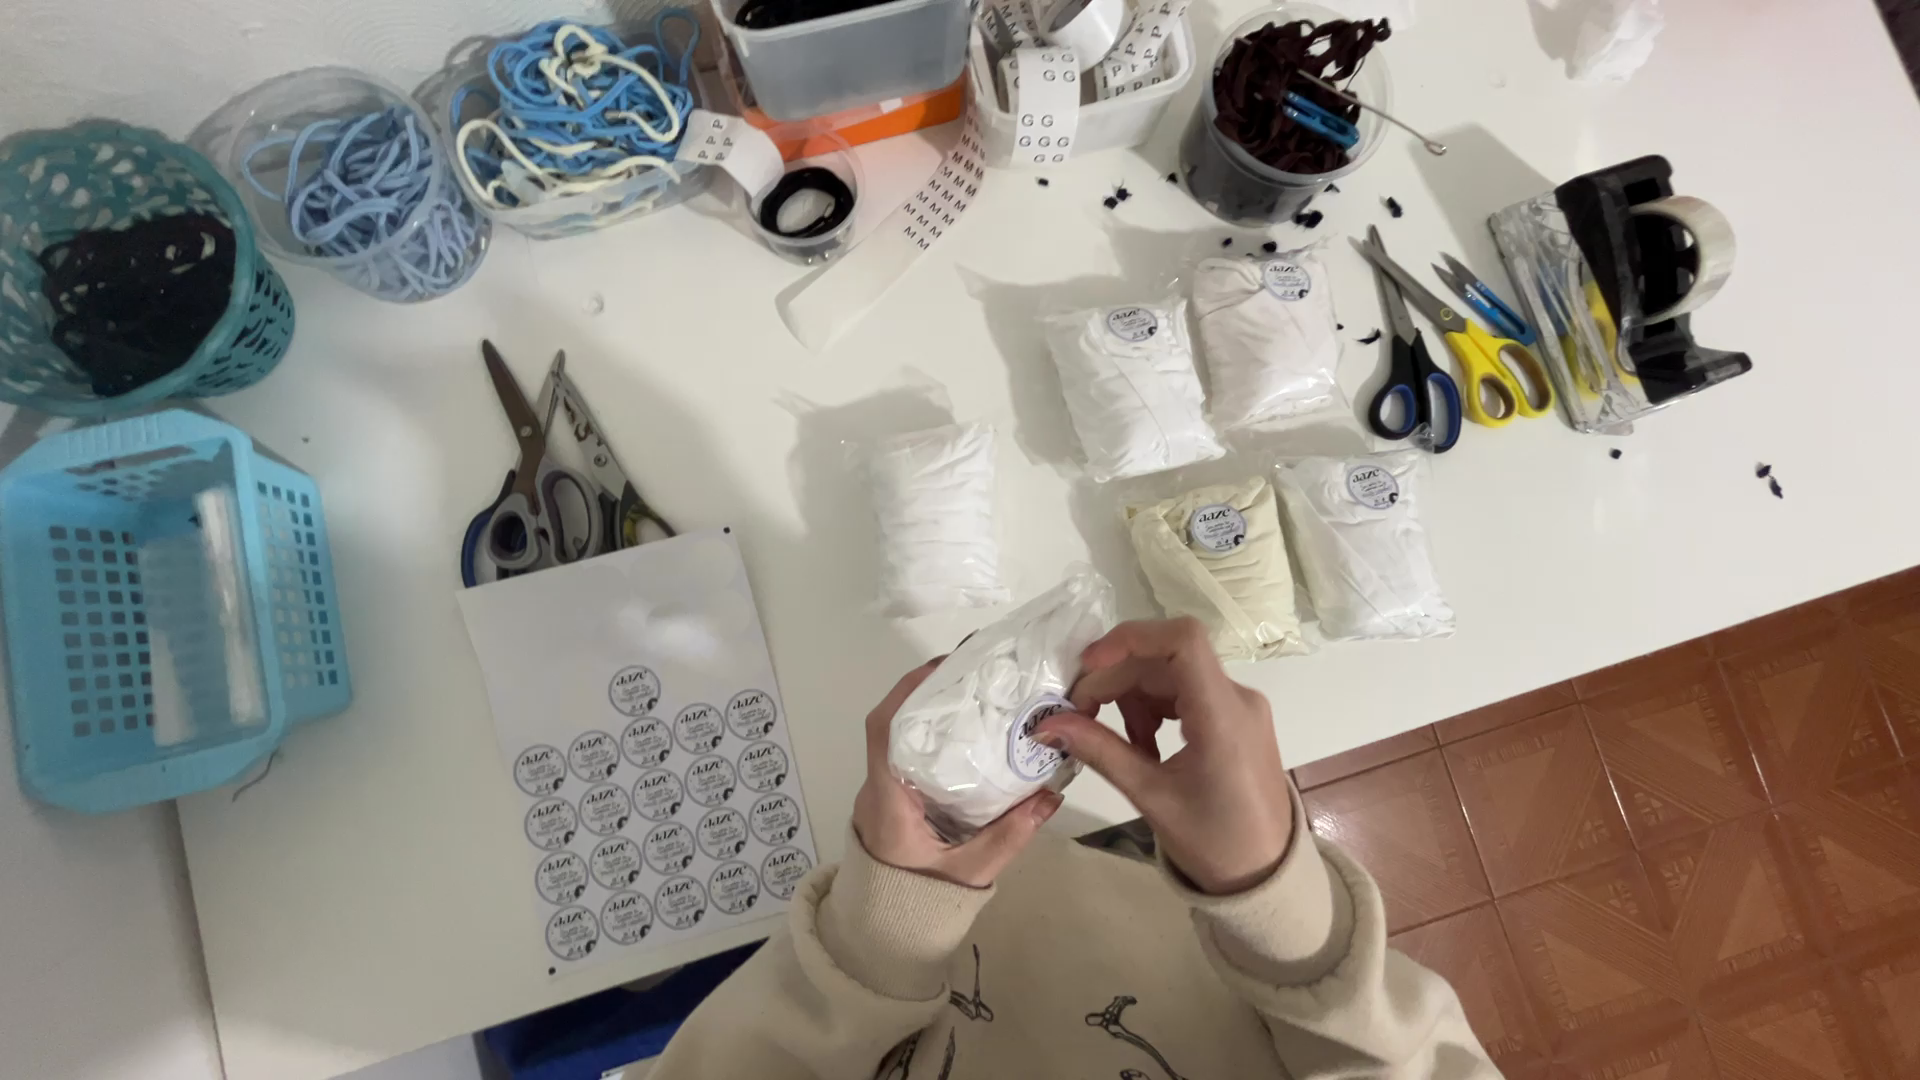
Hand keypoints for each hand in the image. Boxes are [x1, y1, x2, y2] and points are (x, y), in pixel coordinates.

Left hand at [851, 659, 1062, 888]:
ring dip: (928, 706)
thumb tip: (1051, 794)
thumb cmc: (920, 902)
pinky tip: (966, 725)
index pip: (882, 732)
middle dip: (926, 689)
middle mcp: (879, 784)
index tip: (941, 669)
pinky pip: (906, 749)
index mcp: (888, 798)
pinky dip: (931, 729)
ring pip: (898, 733)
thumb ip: (1008, 837)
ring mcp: (883, 786)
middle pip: (892, 722)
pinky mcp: (893, 792)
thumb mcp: (969, 874)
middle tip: (972, 670)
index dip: (906, 694)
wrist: (885, 931)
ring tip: (974, 688)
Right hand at [1034, 618, 1293, 894]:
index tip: (1088, 666)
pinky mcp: (1232, 715)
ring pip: (1168, 673)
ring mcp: (1237, 704)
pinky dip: (1151, 707)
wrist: (1268, 878)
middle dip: (1114, 679)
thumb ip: (1099, 750)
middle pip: (1163, 659)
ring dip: (1130, 695)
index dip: (1130, 639)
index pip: (1182, 641)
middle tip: (1078, 715)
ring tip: (1114, 742)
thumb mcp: (1150, 796)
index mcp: (1223, 716)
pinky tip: (1141, 745)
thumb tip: (1047, 723)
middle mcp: (1237, 697)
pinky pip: (1182, 691)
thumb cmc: (1215, 843)